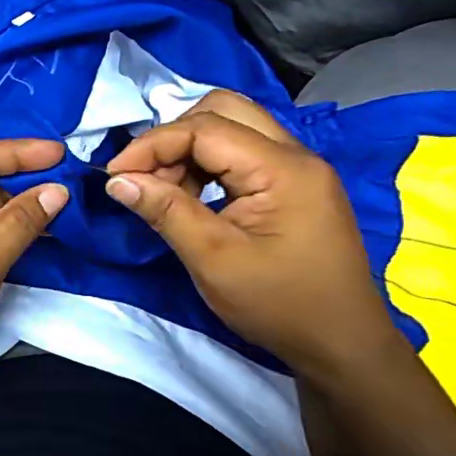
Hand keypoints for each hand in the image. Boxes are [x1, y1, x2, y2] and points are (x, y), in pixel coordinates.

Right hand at [103, 91, 402, 377]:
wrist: (341, 344)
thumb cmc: (279, 305)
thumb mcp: (213, 260)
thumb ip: (165, 212)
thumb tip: (117, 180)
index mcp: (283, 169)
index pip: (205, 129)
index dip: (152, 145)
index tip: (114, 176)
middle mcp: (295, 155)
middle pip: (223, 111)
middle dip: (173, 137)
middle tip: (144, 177)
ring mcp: (297, 169)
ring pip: (232, 128)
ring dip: (188, 151)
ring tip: (163, 193)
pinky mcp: (293, 186)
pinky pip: (241, 154)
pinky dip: (206, 166)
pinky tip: (190, 198)